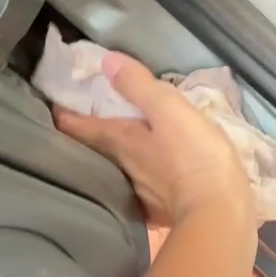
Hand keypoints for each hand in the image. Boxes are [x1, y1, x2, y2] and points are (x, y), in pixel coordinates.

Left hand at [53, 53, 255, 230]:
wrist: (220, 214)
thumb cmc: (194, 156)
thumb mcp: (170, 110)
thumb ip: (139, 85)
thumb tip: (106, 62)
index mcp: (121, 143)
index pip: (80, 127)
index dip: (65, 113)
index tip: (56, 101)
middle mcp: (123, 169)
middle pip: (97, 148)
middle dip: (91, 132)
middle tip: (90, 114)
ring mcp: (142, 193)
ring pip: (121, 168)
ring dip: (119, 154)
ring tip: (125, 140)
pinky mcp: (163, 209)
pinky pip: (147, 186)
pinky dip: (146, 174)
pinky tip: (156, 172)